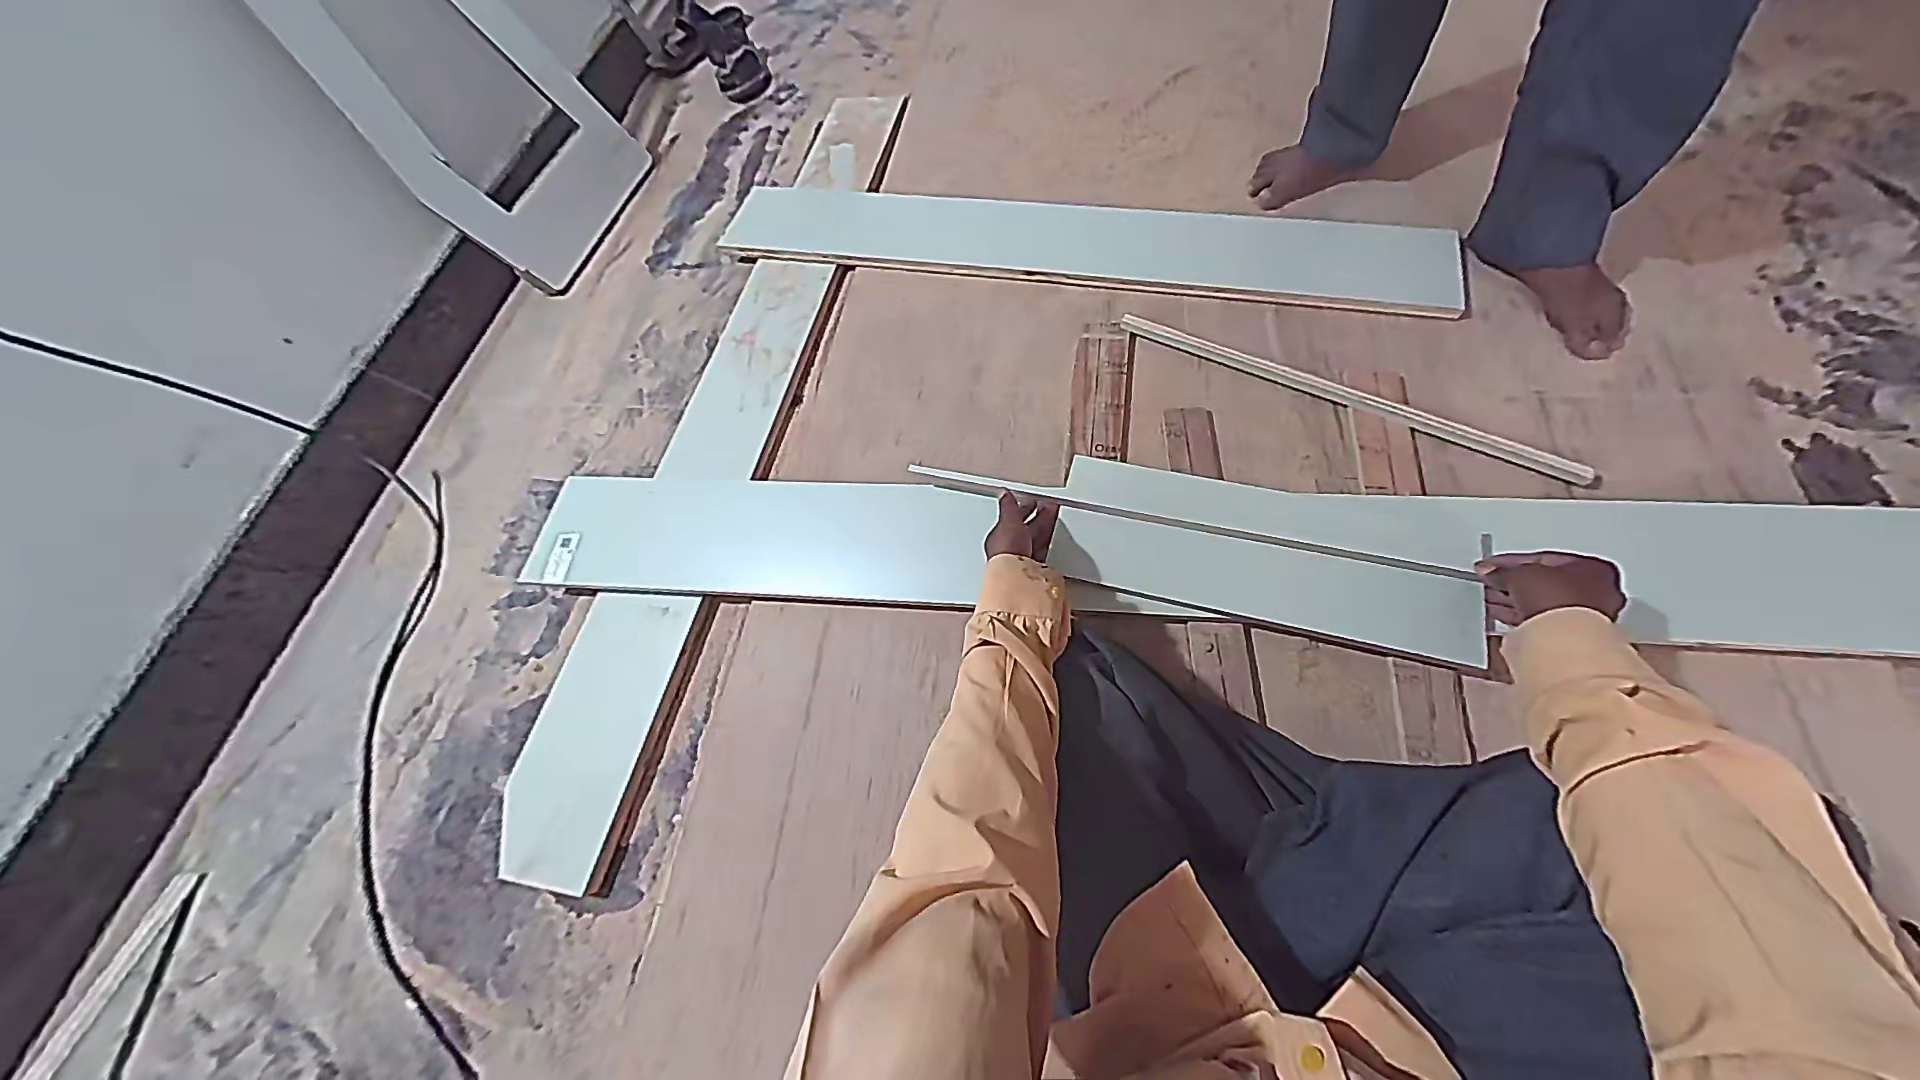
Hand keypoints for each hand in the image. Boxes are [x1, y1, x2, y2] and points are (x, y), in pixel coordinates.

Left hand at [984, 491, 1058, 561]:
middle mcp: (1010, 549)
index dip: (1021, 508)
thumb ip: (1008, 506)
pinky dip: (1049, 535)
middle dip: (1037, 515)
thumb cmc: (1006, 551)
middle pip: (1025, 528)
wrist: (1017, 573)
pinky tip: (1054, 530)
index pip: (1011, 519)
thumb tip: (1004, 494)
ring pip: (1036, 536)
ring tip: (1053, 510)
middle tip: (1047, 504)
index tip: (1031, 500)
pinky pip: (1044, 545)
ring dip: (1045, 522)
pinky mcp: (1037, 565)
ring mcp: (1024, 557)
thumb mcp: (1007, 521)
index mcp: (999, 538)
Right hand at [1475, 551, 1626, 624]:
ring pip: (1542, 602)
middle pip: (1544, 582)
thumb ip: (1502, 571)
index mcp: (1595, 568)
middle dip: (1514, 583)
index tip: (1493, 566)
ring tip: (1492, 599)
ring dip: (1515, 600)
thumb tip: (1492, 572)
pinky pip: (1541, 620)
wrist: (1563, 636)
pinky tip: (1503, 614)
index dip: (1512, 562)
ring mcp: (1586, 615)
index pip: (1544, 559)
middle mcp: (1598, 591)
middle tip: (1493, 582)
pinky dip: (1521, 616)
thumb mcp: (1519, 574)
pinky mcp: (1571, 634)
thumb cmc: (1559, 601)